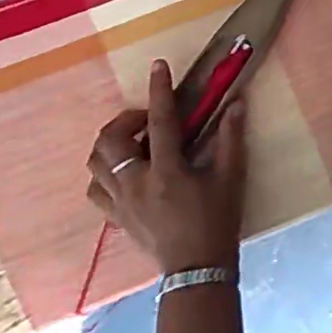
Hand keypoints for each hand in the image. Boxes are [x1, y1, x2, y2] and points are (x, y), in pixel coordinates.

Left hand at [86, 59, 247, 273]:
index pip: (159, 121)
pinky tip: (125, 169)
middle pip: (110, 140)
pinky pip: (96, 187)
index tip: (157, 66)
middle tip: (149, 119)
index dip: (159, 90)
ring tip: (136, 141)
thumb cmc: (218, 220)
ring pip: (96, 162)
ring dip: (112, 143)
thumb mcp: (231, 178)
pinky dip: (105, 171)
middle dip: (126, 120)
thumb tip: (235, 104)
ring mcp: (120, 202)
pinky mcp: (115, 216)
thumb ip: (230, 139)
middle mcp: (136, 184)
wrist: (197, 267)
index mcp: (167, 172)